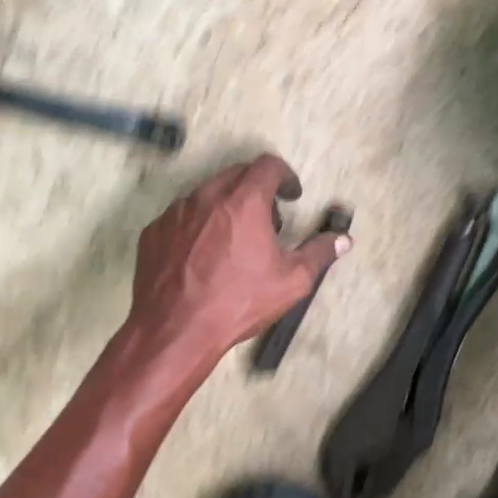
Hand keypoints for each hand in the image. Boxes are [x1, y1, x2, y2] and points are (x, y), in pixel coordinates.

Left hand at [131, 154, 351, 362]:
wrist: (174, 331)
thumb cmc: (237, 303)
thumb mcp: (291, 281)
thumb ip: (319, 253)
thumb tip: (344, 240)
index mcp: (243, 202)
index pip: (267, 166)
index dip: (285, 176)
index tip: (291, 195)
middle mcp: (206, 196)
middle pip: (237, 173)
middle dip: (257, 188)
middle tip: (269, 220)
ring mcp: (175, 213)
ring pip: (207, 193)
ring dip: (227, 204)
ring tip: (236, 239)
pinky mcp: (154, 231)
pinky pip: (182, 215)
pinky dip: (199, 223)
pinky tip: (204, 255)